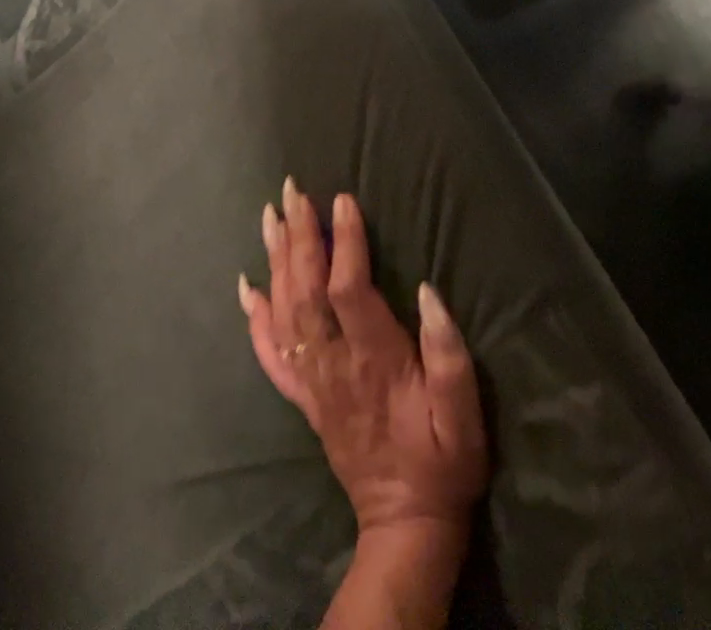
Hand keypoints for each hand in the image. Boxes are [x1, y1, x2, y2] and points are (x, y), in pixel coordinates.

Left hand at [239, 178, 487, 534]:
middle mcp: (335, 367)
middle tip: (293, 191)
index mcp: (377, 362)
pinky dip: (255, 317)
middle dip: (300, 238)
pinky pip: (270, 355)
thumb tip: (428, 292)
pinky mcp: (305, 400)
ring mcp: (313, 384)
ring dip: (276, 262)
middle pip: (306, 293)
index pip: (350, 291)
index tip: (344, 201)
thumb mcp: (464, 410)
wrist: (406, 518)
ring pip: (284, 314)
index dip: (346, 244)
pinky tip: (247, 286)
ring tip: (270, 217)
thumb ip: (447, 350)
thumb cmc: (445, 459)